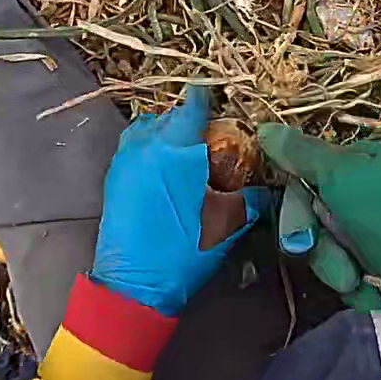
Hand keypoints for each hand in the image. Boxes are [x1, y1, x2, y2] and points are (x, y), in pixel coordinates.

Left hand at [92, 85, 266, 314]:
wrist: (134, 281)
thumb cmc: (184, 250)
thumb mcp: (226, 224)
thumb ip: (249, 198)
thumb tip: (267, 187)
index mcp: (175, 149)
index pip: (192, 108)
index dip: (205, 101)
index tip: (215, 99)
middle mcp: (146, 145)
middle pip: (168, 116)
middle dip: (187, 120)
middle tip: (205, 133)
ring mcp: (125, 158)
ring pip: (146, 127)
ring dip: (163, 130)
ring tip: (180, 147)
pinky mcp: (113, 174)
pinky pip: (132, 144)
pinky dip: (147, 144)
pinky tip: (160, 164)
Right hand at [259, 123, 380, 379]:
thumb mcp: (347, 179)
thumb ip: (301, 155)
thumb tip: (263, 128)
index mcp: (358, 166)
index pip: (299, 178)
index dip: (294, 209)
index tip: (300, 234)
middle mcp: (366, 197)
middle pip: (311, 220)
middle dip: (321, 248)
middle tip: (345, 267)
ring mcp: (379, 238)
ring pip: (328, 256)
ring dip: (341, 273)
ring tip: (369, 285)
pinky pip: (354, 283)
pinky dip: (364, 295)